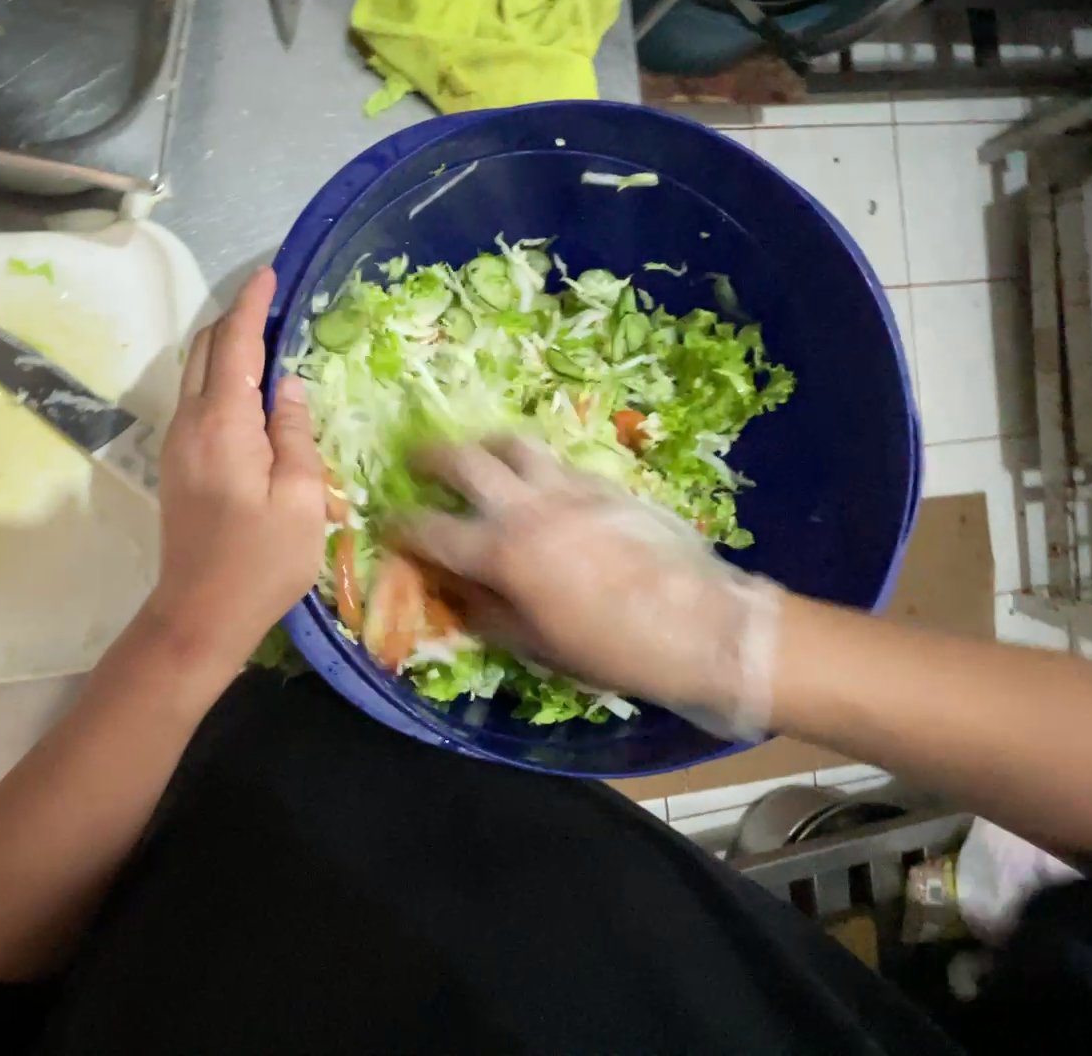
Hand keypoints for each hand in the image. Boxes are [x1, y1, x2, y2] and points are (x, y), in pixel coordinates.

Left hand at [143, 268, 325, 660]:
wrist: (200, 614)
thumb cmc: (261, 562)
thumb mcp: (301, 498)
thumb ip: (295, 433)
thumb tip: (287, 384)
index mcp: (223, 424)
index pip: (235, 343)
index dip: (252, 303)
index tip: (270, 273)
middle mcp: (190, 423)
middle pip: (204, 349)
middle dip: (235, 319)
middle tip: (275, 307)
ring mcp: (176, 444)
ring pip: (195, 374)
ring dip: (226, 349)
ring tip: (268, 344)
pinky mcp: (176, 464)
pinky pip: (196, 401)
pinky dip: (220, 379)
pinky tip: (250, 395)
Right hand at [395, 438, 781, 738]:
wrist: (701, 627)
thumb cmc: (611, 648)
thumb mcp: (535, 643)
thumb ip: (484, 610)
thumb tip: (452, 588)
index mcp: (503, 554)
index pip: (431, 529)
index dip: (401, 526)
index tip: (389, 526)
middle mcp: (528, 508)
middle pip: (465, 461)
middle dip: (430, 457)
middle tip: (417, 461)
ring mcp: (568, 488)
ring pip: (513, 444)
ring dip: (484, 446)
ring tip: (477, 457)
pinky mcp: (604, 483)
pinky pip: (555, 460)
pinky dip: (532, 464)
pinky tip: (537, 483)